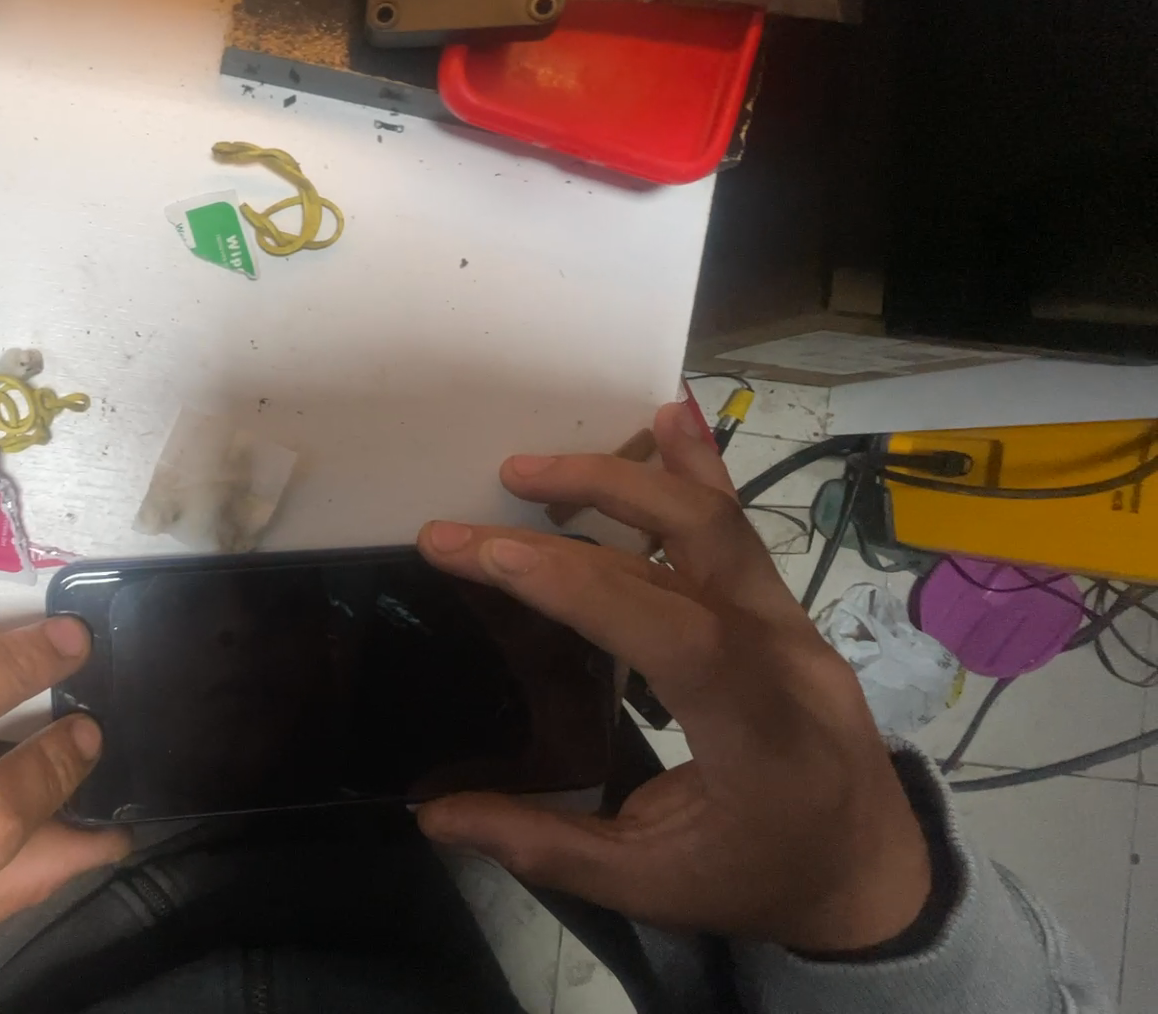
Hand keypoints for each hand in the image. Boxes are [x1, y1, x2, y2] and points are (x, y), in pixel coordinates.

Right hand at [415, 402, 930, 952]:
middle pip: (691, 548)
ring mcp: (789, 621)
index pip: (673, 633)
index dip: (578, 584)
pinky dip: (698, 462)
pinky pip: (736, 524)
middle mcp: (785, 658)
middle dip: (577, 512)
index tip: (484, 552)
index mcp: (760, 736)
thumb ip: (540, 845)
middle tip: (478, 507)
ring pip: (714, 519)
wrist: (872, 874)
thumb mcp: (648, 885)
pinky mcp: (779, 607)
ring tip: (530, 464)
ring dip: (621, 476)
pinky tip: (665, 417)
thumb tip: (430, 815)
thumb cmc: (760, 878)